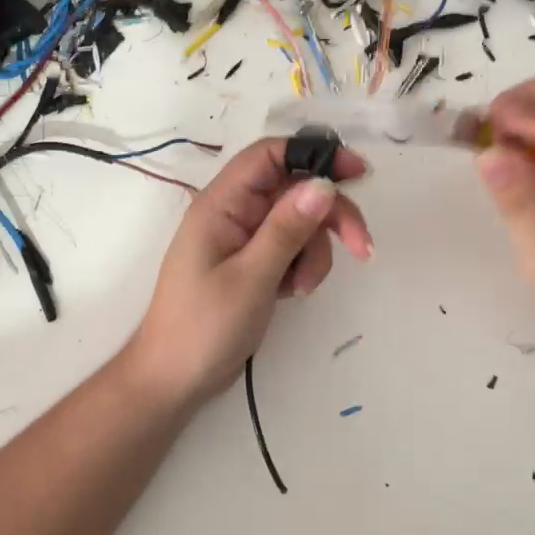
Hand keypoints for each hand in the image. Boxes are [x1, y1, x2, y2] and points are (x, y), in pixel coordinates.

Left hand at [125, 139, 374, 407]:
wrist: (173, 379)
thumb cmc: (203, 327)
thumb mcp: (251, 277)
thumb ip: (287, 229)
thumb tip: (323, 183)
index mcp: (221, 203)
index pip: (269, 155)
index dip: (314, 155)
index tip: (358, 174)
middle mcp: (233, 213)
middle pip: (294, 190)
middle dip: (328, 217)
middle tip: (361, 248)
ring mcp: (243, 239)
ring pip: (299, 222)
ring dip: (314, 252)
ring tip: (301, 288)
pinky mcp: (253, 264)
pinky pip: (290, 249)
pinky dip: (302, 267)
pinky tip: (294, 294)